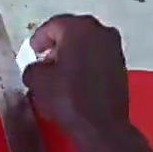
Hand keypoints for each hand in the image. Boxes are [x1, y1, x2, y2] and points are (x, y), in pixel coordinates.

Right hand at [23, 15, 129, 143]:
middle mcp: (101, 31)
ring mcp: (114, 47)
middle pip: (72, 32)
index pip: (53, 25)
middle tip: (43, 61)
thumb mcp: (37, 81)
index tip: (31, 52)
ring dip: (71, 55)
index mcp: (80, 28)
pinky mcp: (120, 65)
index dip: (38, 39)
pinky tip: (74, 80)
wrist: (101, 126)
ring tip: (57, 73)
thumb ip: (32, 68)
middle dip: (55, 45)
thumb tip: (37, 68)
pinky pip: (96, 57)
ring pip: (86, 44)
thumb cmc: (67, 97)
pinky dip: (84, 63)